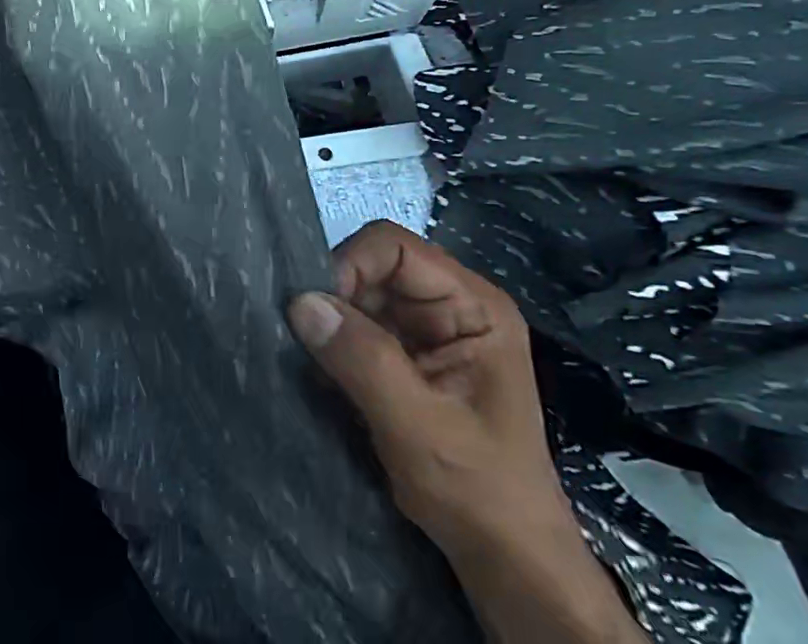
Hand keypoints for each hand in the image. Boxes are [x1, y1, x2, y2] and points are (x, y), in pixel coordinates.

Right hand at [286, 220, 559, 553]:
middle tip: (301, 339)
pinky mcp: (408, 361)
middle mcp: (451, 307)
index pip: (396, 248)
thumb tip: (300, 301)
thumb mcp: (418, 426)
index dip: (349, 265)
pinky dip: (335, 347)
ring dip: (331, 323)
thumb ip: (362, 360)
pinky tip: (320, 374)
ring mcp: (429, 334)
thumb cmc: (478, 490)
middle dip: (335, 297)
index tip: (313, 310)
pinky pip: (361, 332)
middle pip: (376, 269)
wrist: (507, 559)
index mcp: (473, 305)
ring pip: (362, 300)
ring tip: (306, 358)